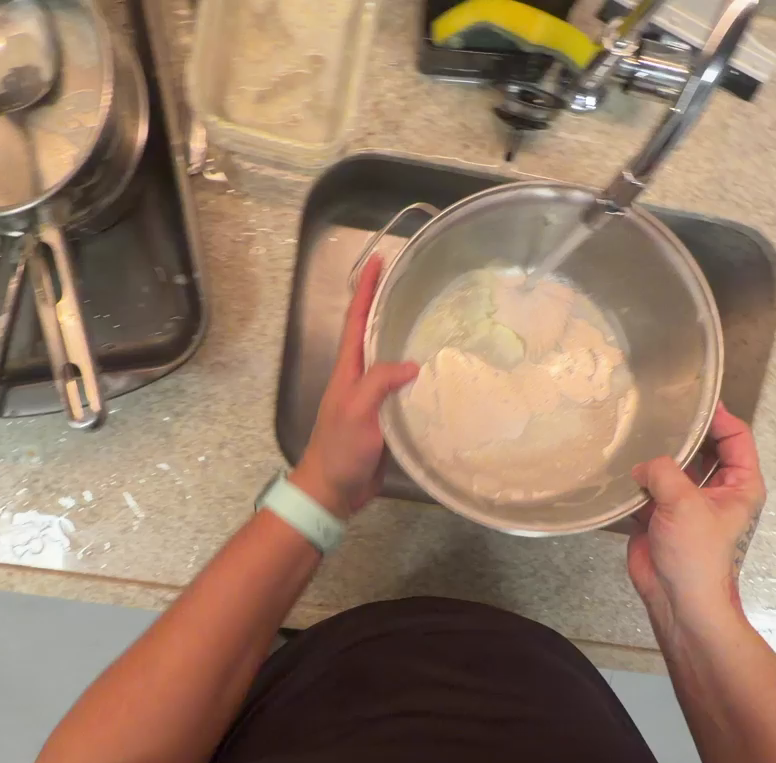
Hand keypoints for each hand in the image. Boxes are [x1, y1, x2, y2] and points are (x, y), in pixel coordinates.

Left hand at [291, 255, 418, 518]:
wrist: (334, 490)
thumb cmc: (339, 450)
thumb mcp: (356, 411)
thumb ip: (380, 383)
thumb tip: (412, 364)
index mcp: (348, 371)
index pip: (356, 321)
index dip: (366, 290)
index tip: (378, 259)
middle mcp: (361, 380)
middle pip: (376, 336)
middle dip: (391, 308)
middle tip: (418, 286)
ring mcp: (374, 401)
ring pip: (394, 364)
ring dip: (410, 343)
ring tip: (439, 324)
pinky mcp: (387, 421)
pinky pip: (405, 393)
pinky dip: (422, 381)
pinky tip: (442, 378)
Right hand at [627, 405, 767, 641]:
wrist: (677, 600)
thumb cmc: (696, 554)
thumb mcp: (685, 504)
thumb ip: (663, 472)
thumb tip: (641, 466)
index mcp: (740, 485)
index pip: (736, 438)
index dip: (719, 416)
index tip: (693, 400)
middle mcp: (716, 491)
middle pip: (702, 450)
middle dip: (682, 435)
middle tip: (657, 413)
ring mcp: (686, 504)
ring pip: (672, 469)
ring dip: (654, 458)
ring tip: (633, 436)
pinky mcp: (659, 517)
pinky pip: (648, 490)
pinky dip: (635, 482)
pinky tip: (618, 468)